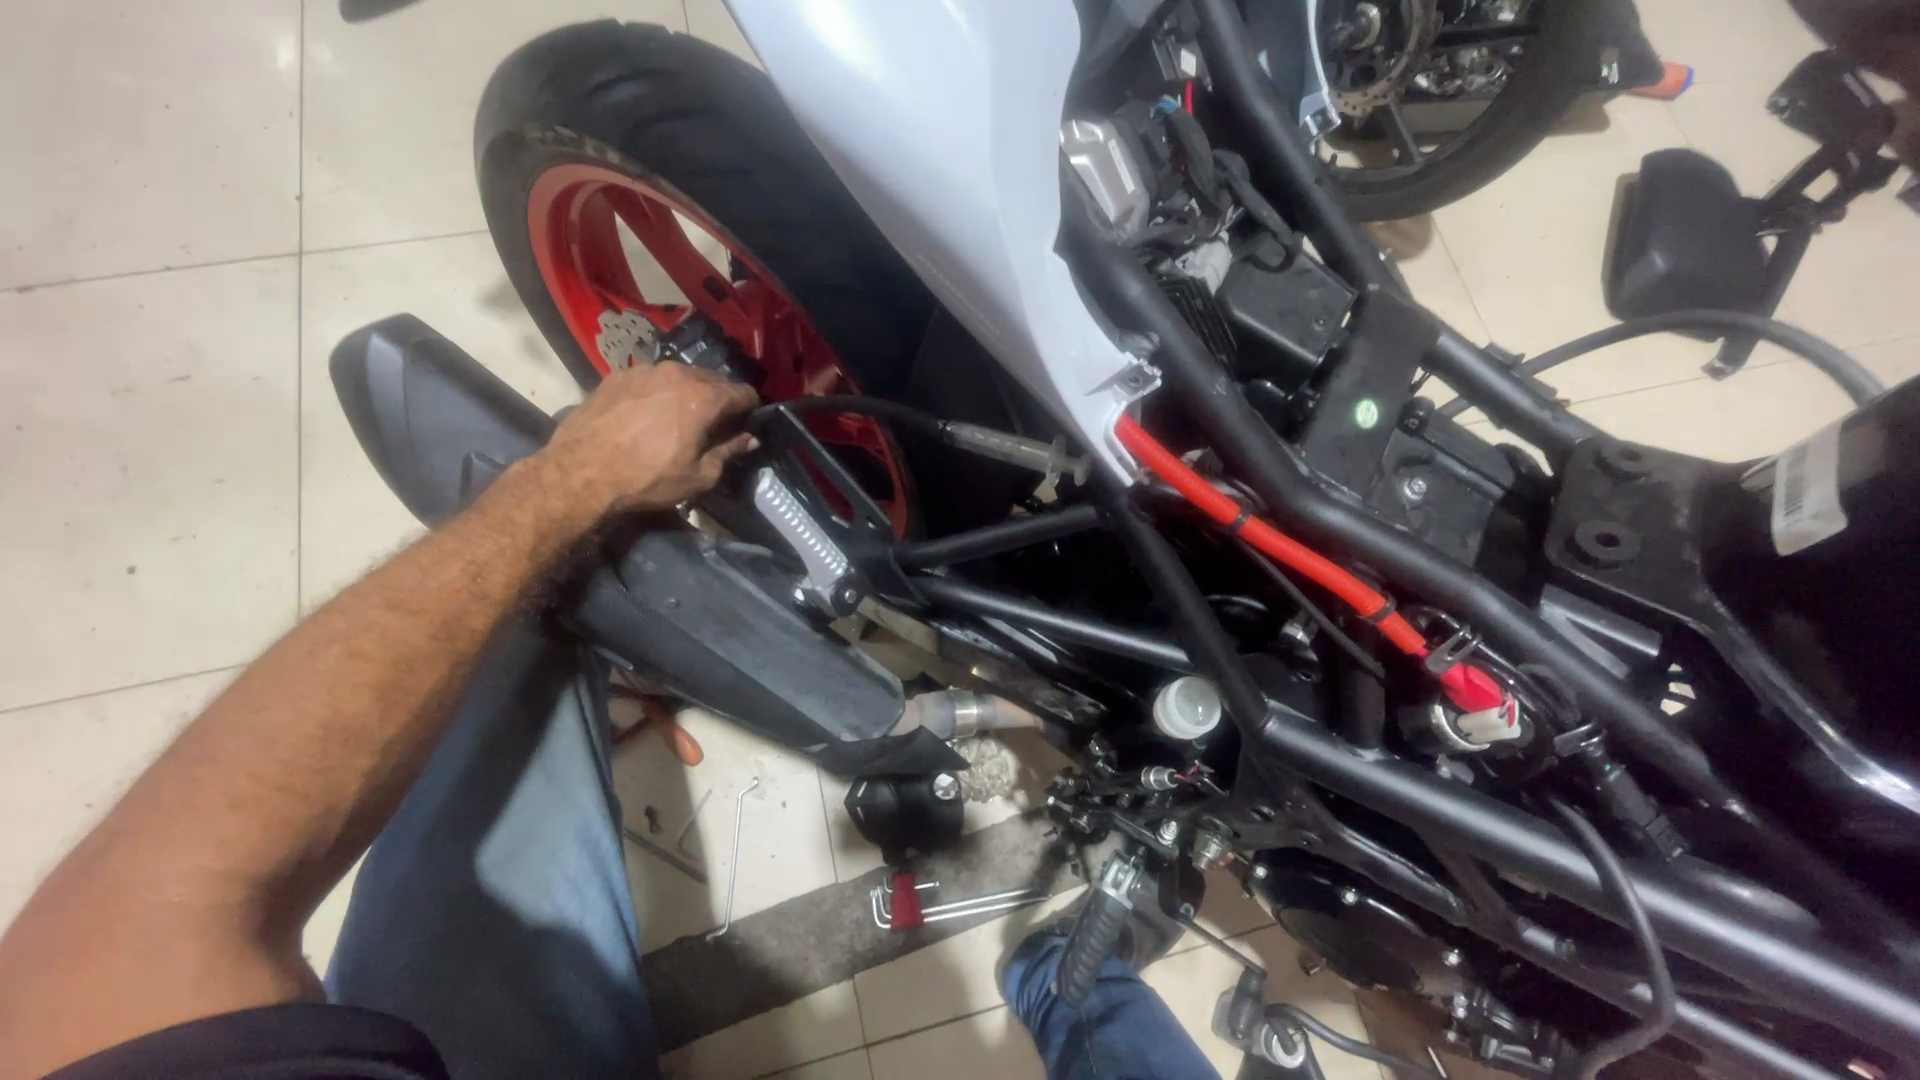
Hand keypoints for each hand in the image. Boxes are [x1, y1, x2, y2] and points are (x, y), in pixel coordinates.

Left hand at [531, 361, 759, 521]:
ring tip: (678, 417)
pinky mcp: (617, 375)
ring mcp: (644, 370)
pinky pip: (650, 379)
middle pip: (712, 379)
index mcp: (703, 397)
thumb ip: (729, 451)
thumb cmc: (647, 479)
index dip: (750, 408)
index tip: (746, 423)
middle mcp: (677, 374)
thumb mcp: (699, 476)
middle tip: (714, 423)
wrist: (581, 473)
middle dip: (719, 398)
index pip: (743, 392)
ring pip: (679, 376)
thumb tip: (749, 439)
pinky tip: (646, 414)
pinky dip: (657, 392)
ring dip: (687, 393)